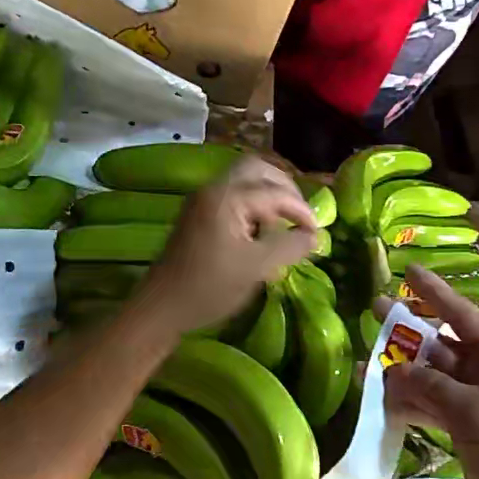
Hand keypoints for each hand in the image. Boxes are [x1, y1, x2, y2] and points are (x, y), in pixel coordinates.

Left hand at [138, 155, 316, 334]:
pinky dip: (255, 204)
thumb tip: (314, 236)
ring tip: (287, 223)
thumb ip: (290, 246)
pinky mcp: (199, 214)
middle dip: (286, 189)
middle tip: (303, 215)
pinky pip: (234, 195)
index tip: (317, 233)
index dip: (301, 210)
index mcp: (227, 197)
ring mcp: (203, 199)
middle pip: (258, 170)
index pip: (275, 191)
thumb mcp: (257, 268)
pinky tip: (264, 230)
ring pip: (245, 180)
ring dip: (270, 195)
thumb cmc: (209, 287)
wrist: (161, 308)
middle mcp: (213, 188)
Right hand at [376, 266, 478, 478]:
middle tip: (374, 312)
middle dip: (412, 333)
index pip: (465, 316)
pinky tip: (385, 401)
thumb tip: (393, 370)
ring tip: (368, 361)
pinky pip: (437, 408)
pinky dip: (414, 404)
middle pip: (447, 347)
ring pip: (438, 380)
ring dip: (406, 373)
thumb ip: (431, 387)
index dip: (435, 294)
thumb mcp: (475, 413)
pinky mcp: (472, 432)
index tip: (408, 270)